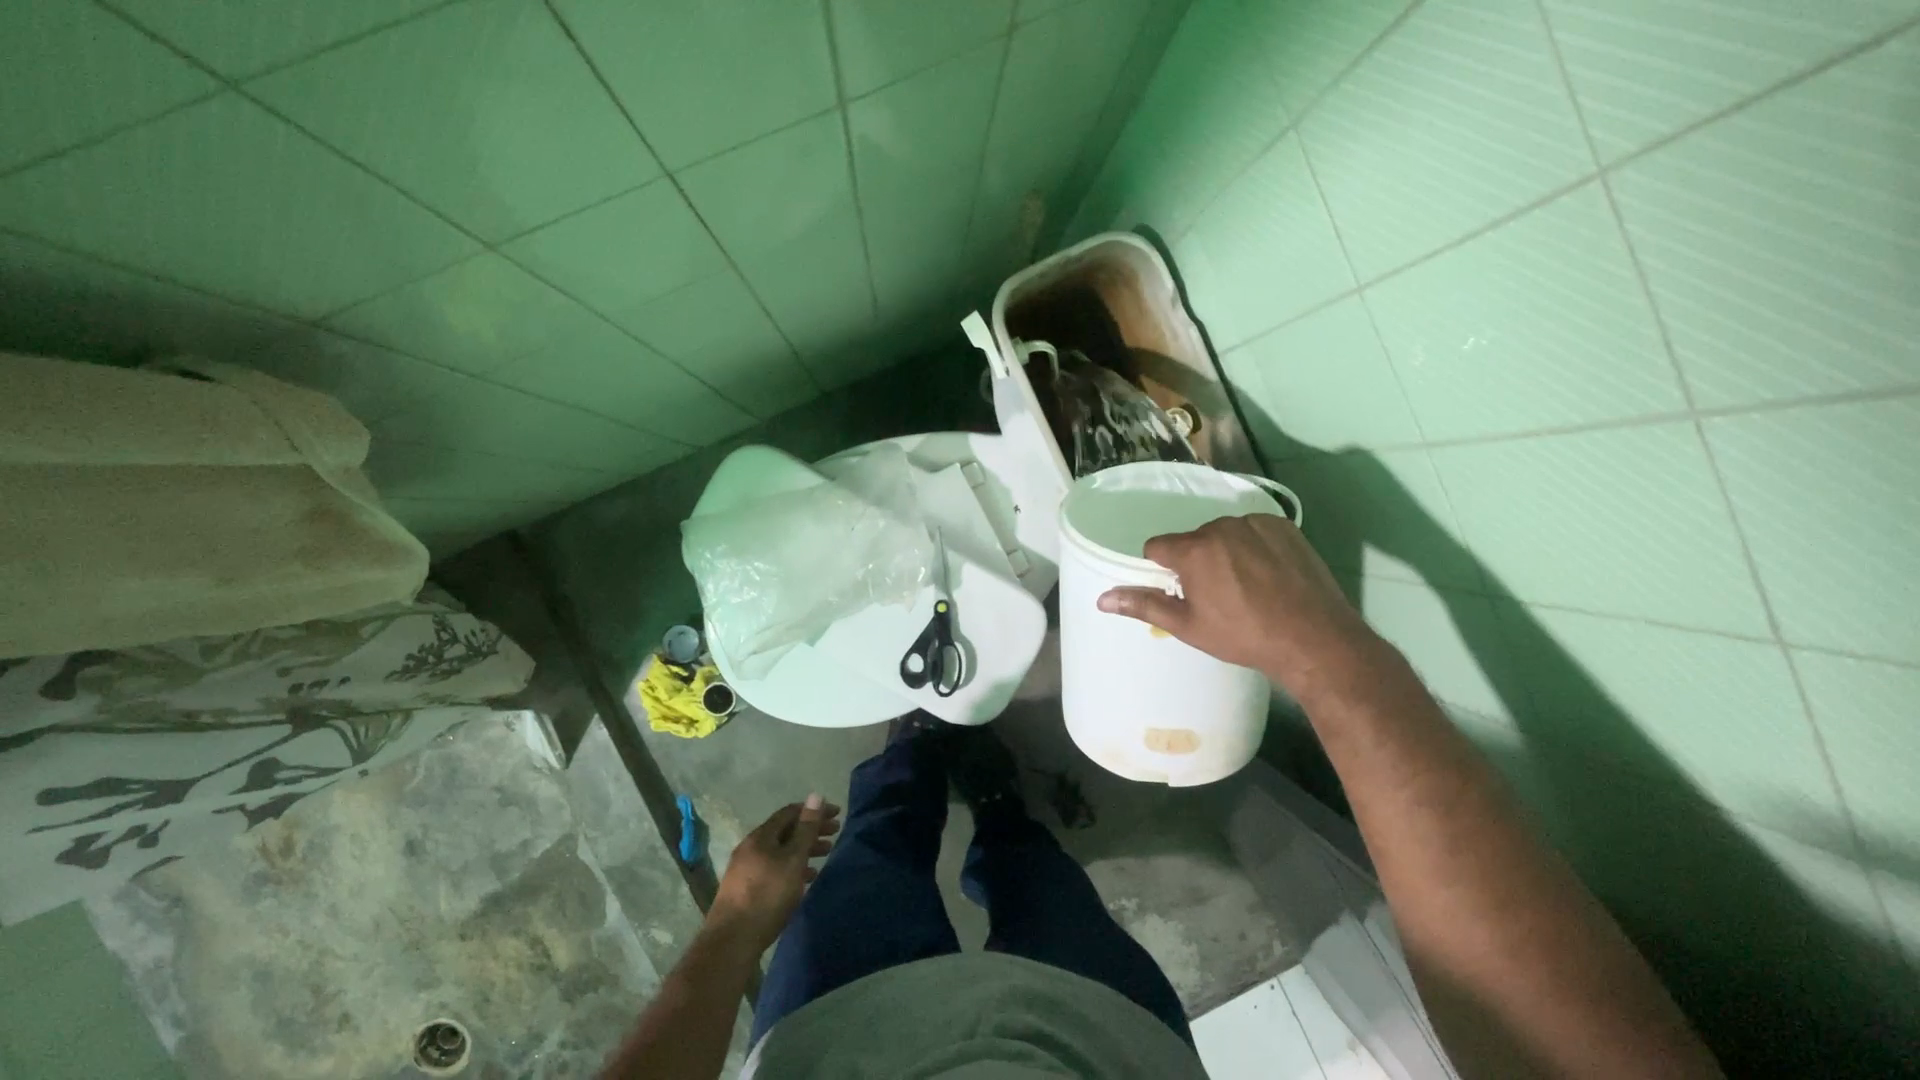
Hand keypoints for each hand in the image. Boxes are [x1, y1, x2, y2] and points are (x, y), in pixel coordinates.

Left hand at [707, 795, 840, 953]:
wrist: (732, 940)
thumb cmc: (767, 896)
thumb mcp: (792, 860)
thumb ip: (806, 829)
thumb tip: (815, 796)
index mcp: (761, 836)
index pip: (790, 812)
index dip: (814, 810)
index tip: (837, 813)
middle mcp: (751, 848)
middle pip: (785, 831)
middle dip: (811, 830)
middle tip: (835, 833)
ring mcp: (746, 869)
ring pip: (780, 851)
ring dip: (803, 849)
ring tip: (826, 854)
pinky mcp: (746, 889)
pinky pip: (774, 868)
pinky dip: (792, 867)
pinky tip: (806, 879)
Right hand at [1097, 514, 1383, 701]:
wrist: (1313, 638)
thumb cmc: (1243, 636)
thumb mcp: (1188, 627)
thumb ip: (1145, 605)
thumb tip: (1102, 599)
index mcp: (1193, 550)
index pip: (1158, 547)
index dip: (1165, 571)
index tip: (1183, 593)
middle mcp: (1221, 527)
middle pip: (1193, 540)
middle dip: (1198, 562)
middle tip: (1219, 597)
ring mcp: (1256, 523)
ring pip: (1225, 534)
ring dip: (1227, 553)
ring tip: (1248, 587)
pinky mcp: (1285, 526)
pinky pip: (1255, 531)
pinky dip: (1256, 547)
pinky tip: (1270, 575)